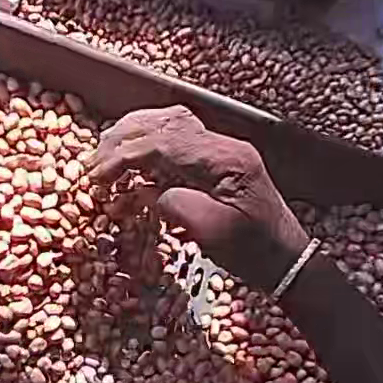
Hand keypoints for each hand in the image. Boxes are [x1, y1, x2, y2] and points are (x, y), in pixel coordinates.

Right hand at [88, 106, 309, 289]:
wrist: (287, 260)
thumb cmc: (254, 252)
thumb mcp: (212, 234)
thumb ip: (175, 206)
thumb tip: (143, 191)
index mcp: (226, 160)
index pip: (166, 142)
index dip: (126, 156)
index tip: (100, 176)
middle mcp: (224, 146)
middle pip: (167, 122)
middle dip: (125, 138)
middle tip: (95, 161)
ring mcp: (222, 150)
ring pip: (172, 123)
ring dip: (135, 134)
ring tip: (106, 152)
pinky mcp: (218, 161)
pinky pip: (179, 139)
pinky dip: (150, 143)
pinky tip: (133, 157)